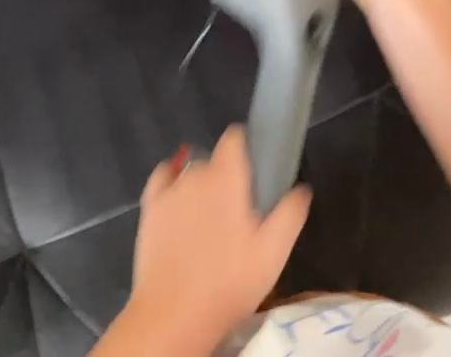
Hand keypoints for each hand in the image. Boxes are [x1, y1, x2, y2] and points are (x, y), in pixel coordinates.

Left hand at [126, 127, 310, 345]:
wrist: (175, 313)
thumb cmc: (229, 282)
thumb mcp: (273, 253)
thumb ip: (290, 214)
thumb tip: (301, 189)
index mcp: (227, 177)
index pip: (234, 138)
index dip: (245, 145)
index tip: (255, 166)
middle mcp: (196, 173)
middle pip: (214, 159)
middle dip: (227, 175)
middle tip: (239, 211)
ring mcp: (169, 189)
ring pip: (190, 172)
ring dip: (202, 184)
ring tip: (211, 219)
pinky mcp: (149, 207)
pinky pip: (162, 178)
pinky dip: (172, 181)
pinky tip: (179, 200)